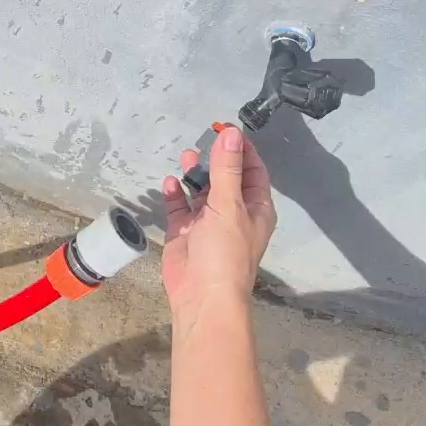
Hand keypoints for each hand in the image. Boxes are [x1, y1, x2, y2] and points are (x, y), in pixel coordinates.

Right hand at [161, 124, 277, 315]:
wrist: (203, 296)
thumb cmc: (224, 251)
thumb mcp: (229, 205)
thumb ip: (227, 168)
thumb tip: (232, 134)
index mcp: (255, 208)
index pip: (253, 171)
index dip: (242, 150)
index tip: (227, 130)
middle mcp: (233, 213)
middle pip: (226, 178)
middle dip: (216, 159)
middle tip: (203, 140)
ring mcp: (208, 224)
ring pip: (202, 191)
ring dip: (195, 174)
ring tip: (187, 156)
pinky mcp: (185, 233)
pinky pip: (180, 208)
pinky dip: (175, 194)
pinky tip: (170, 183)